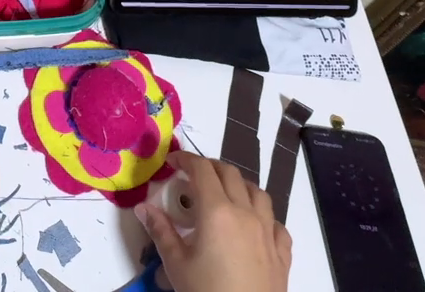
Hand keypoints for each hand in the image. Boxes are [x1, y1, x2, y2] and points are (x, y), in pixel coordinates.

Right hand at [136, 151, 291, 291]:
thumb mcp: (176, 265)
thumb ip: (160, 231)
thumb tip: (142, 207)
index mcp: (216, 211)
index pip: (201, 169)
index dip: (185, 159)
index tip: (171, 162)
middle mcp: (245, 213)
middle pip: (229, 173)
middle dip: (209, 167)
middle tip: (192, 177)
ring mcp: (268, 233)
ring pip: (258, 193)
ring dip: (239, 186)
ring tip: (224, 195)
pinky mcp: (282, 255)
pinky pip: (277, 224)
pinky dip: (265, 216)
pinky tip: (255, 227)